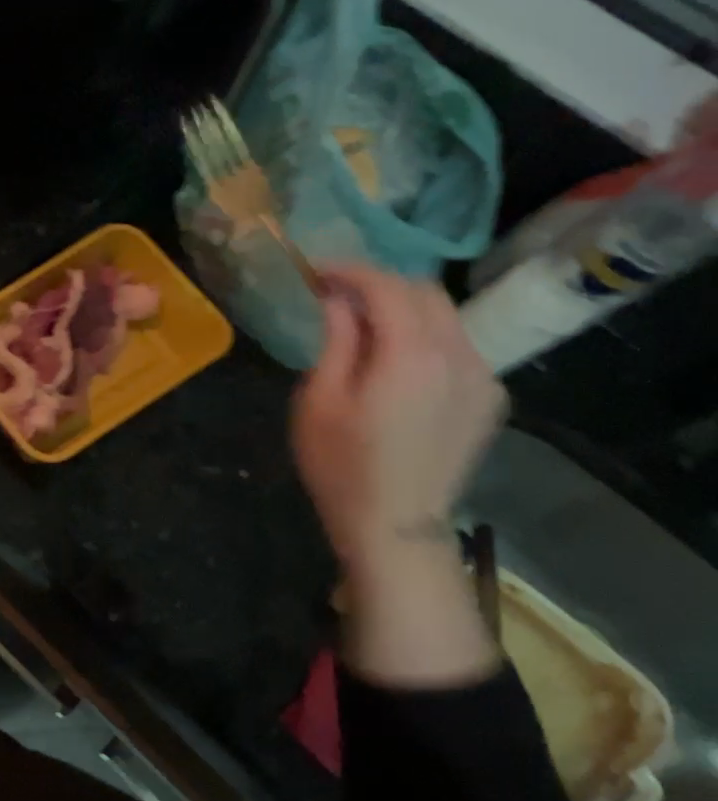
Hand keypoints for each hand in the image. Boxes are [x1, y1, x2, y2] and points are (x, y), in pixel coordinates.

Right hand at [292, 264, 506, 567]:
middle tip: (338, 293)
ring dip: (405, 312)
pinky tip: (397, 366)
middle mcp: (459, 353)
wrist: (395, 523)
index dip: (351, 271)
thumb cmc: (340, 467)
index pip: (388, 287)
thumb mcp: (318, 404)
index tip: (317, 271)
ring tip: (365, 327)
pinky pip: (458, 350)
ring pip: (446, 320)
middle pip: (425, 294)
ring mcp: (483, 375)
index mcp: (411, 353)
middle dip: (381, 285)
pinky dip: (425, 341)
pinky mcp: (490, 397)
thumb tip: (338, 303)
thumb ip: (336, 344)